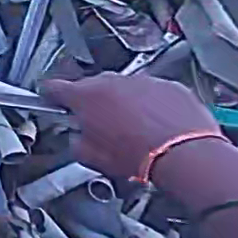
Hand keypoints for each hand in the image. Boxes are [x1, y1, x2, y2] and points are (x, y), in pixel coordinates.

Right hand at [39, 73, 222, 183]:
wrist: (187, 156)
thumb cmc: (139, 156)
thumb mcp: (91, 156)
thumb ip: (75, 140)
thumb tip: (78, 138)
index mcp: (84, 95)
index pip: (54, 87)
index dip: (50, 95)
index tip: (53, 100)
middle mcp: (111, 81)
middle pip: (92, 86)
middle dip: (94, 103)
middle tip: (103, 126)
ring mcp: (142, 81)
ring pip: (124, 88)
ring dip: (125, 103)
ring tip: (135, 130)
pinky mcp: (170, 86)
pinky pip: (155, 92)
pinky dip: (153, 104)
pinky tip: (158, 125)